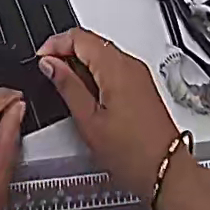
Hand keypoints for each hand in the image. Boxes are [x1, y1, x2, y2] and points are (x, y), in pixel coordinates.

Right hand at [38, 29, 179, 198]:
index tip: (42, 58)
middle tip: (49, 72)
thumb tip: (50, 63)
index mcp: (116, 68)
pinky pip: (113, 67)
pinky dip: (95, 73)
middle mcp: (130, 65)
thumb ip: (67, 85)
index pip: (79, 36)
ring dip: (80, 63)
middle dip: (66, 52)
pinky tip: (86, 96)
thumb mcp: (89, 120)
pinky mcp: (141, 85)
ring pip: (102, 54)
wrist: (167, 172)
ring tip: (65, 87)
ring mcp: (138, 74)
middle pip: (92, 42)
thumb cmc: (133, 153)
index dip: (55, 44)